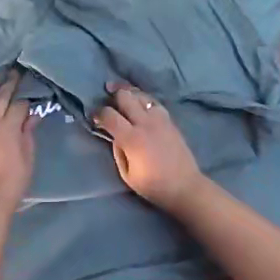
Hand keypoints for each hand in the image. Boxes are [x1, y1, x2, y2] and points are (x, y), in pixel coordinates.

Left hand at [0, 70, 35, 211]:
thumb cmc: (12, 182)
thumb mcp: (28, 158)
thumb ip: (28, 134)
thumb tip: (33, 115)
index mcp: (9, 127)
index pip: (19, 105)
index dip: (26, 101)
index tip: (30, 98)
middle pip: (0, 97)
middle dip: (9, 84)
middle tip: (14, 73)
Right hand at [93, 83, 206, 211]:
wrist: (185, 185)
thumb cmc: (154, 185)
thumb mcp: (127, 175)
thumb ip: (117, 151)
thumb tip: (114, 135)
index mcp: (132, 138)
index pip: (109, 115)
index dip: (98, 113)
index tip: (94, 116)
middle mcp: (145, 123)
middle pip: (125, 96)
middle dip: (113, 96)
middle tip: (107, 100)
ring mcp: (159, 118)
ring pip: (140, 94)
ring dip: (129, 94)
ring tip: (122, 98)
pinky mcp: (169, 119)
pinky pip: (153, 102)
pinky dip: (143, 100)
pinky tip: (140, 105)